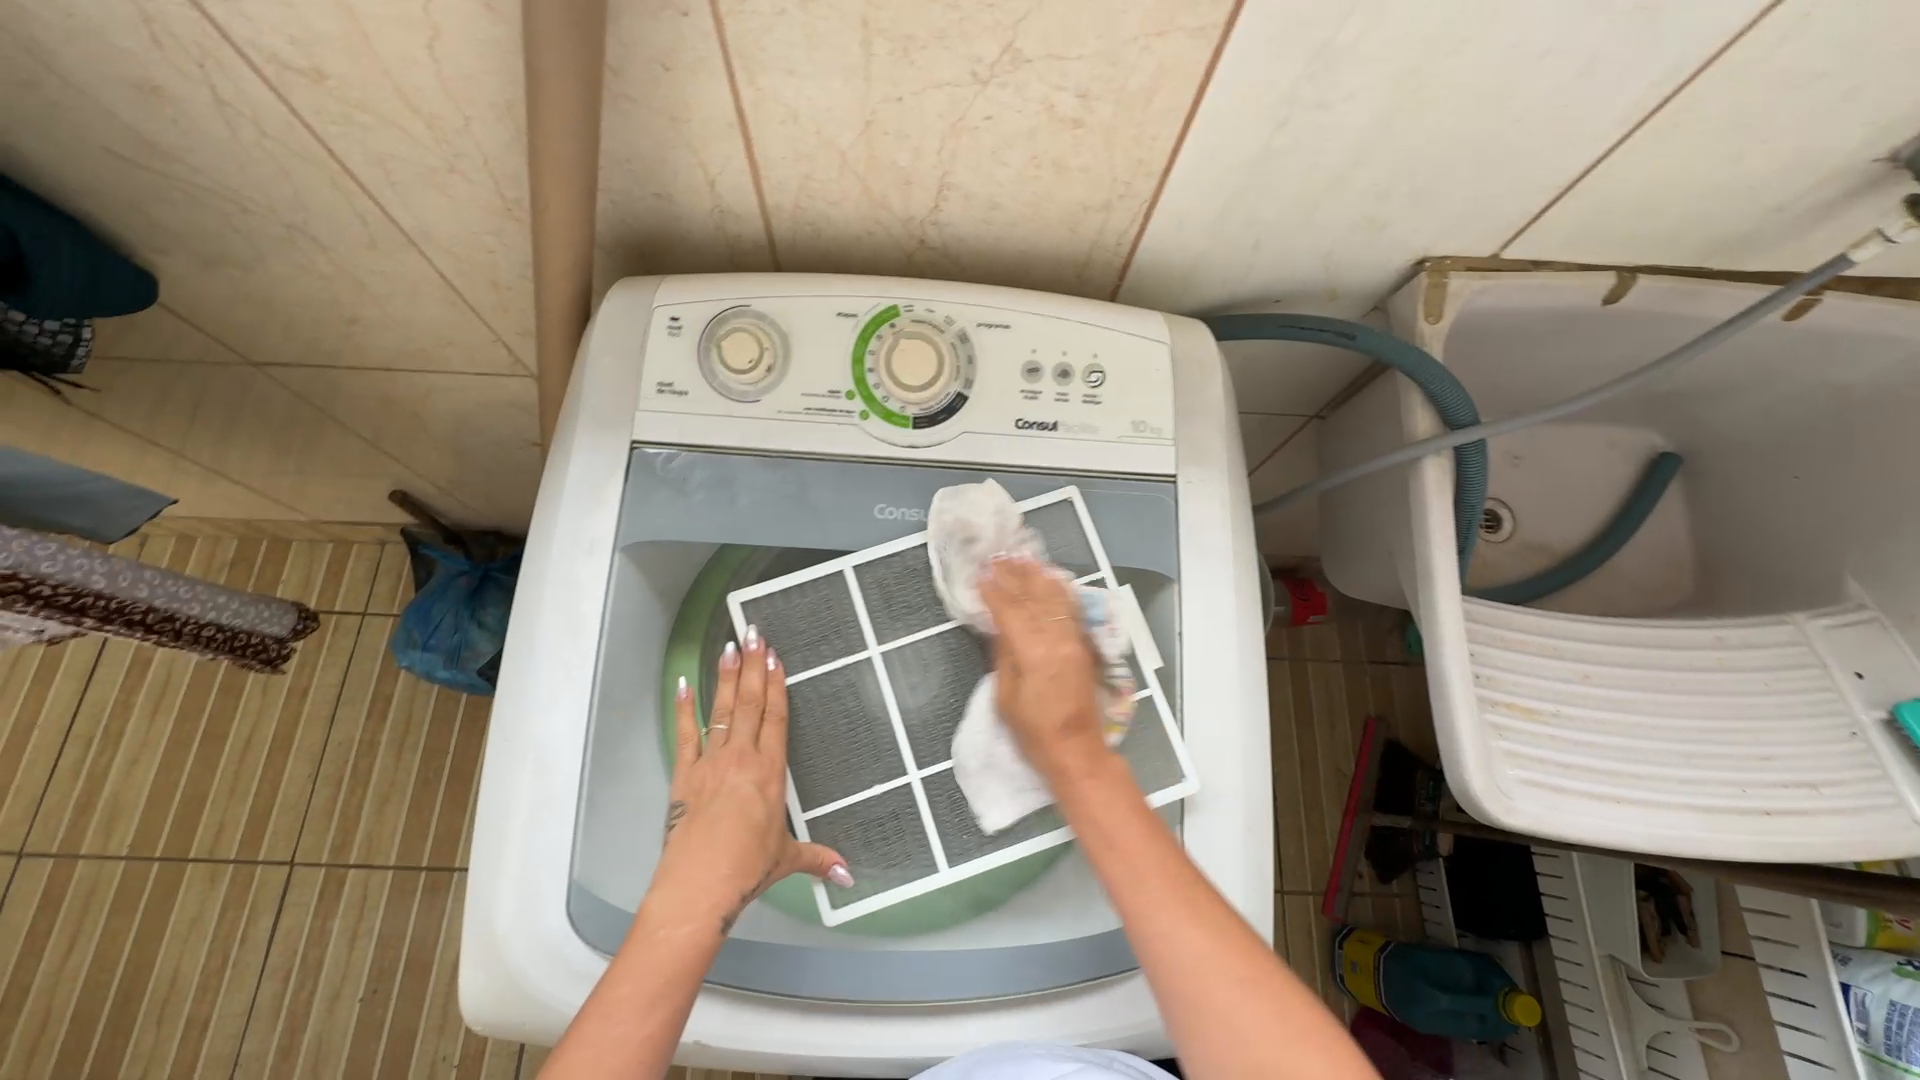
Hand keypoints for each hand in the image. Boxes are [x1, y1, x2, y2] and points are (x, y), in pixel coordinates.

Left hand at [657, 625, 850, 934]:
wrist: (699, 885)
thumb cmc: (747, 868)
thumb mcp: (786, 859)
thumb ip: (819, 859)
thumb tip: (849, 876)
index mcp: (770, 772)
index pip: (776, 718)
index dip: (776, 685)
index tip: (775, 658)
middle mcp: (741, 759)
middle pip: (749, 703)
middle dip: (753, 666)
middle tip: (755, 634)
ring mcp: (710, 763)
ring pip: (720, 710)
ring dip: (725, 677)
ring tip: (729, 646)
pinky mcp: (683, 775)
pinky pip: (684, 734)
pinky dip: (683, 708)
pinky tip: (683, 685)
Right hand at [977, 556, 1114, 786]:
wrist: (1076, 751)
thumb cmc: (1034, 732)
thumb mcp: (1006, 697)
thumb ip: (1003, 656)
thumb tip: (999, 627)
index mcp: (1034, 651)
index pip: (1011, 610)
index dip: (994, 591)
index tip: (980, 574)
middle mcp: (1057, 638)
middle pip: (1034, 598)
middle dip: (1014, 576)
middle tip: (997, 558)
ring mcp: (1074, 640)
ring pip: (1055, 598)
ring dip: (1037, 577)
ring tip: (1020, 560)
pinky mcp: (1083, 646)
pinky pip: (1069, 609)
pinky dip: (1057, 590)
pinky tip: (1049, 579)